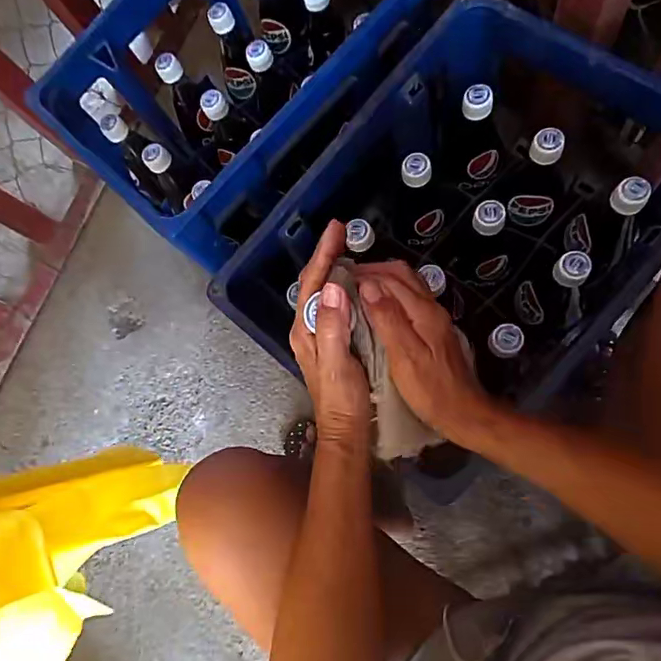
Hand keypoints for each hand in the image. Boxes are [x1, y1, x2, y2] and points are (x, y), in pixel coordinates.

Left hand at [289, 221, 370, 447]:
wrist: (346, 431)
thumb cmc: (343, 401)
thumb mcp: (338, 364)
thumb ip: (333, 327)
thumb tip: (333, 288)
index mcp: (305, 331)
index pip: (311, 284)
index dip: (324, 255)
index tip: (337, 230)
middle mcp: (307, 330)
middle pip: (313, 285)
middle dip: (326, 256)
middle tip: (342, 232)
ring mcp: (318, 336)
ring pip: (322, 294)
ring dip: (332, 269)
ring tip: (347, 248)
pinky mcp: (331, 343)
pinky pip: (334, 306)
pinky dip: (342, 288)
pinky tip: (354, 283)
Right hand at [352, 260, 499, 441]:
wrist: (464, 412)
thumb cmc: (431, 391)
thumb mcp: (404, 356)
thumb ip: (387, 318)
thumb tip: (368, 286)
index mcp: (423, 312)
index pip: (390, 278)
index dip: (363, 274)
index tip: (338, 278)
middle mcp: (431, 308)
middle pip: (401, 274)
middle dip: (372, 271)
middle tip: (345, 280)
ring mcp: (434, 319)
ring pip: (407, 285)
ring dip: (382, 281)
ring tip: (356, 290)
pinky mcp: (433, 330)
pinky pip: (409, 300)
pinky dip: (390, 295)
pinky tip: (377, 309)